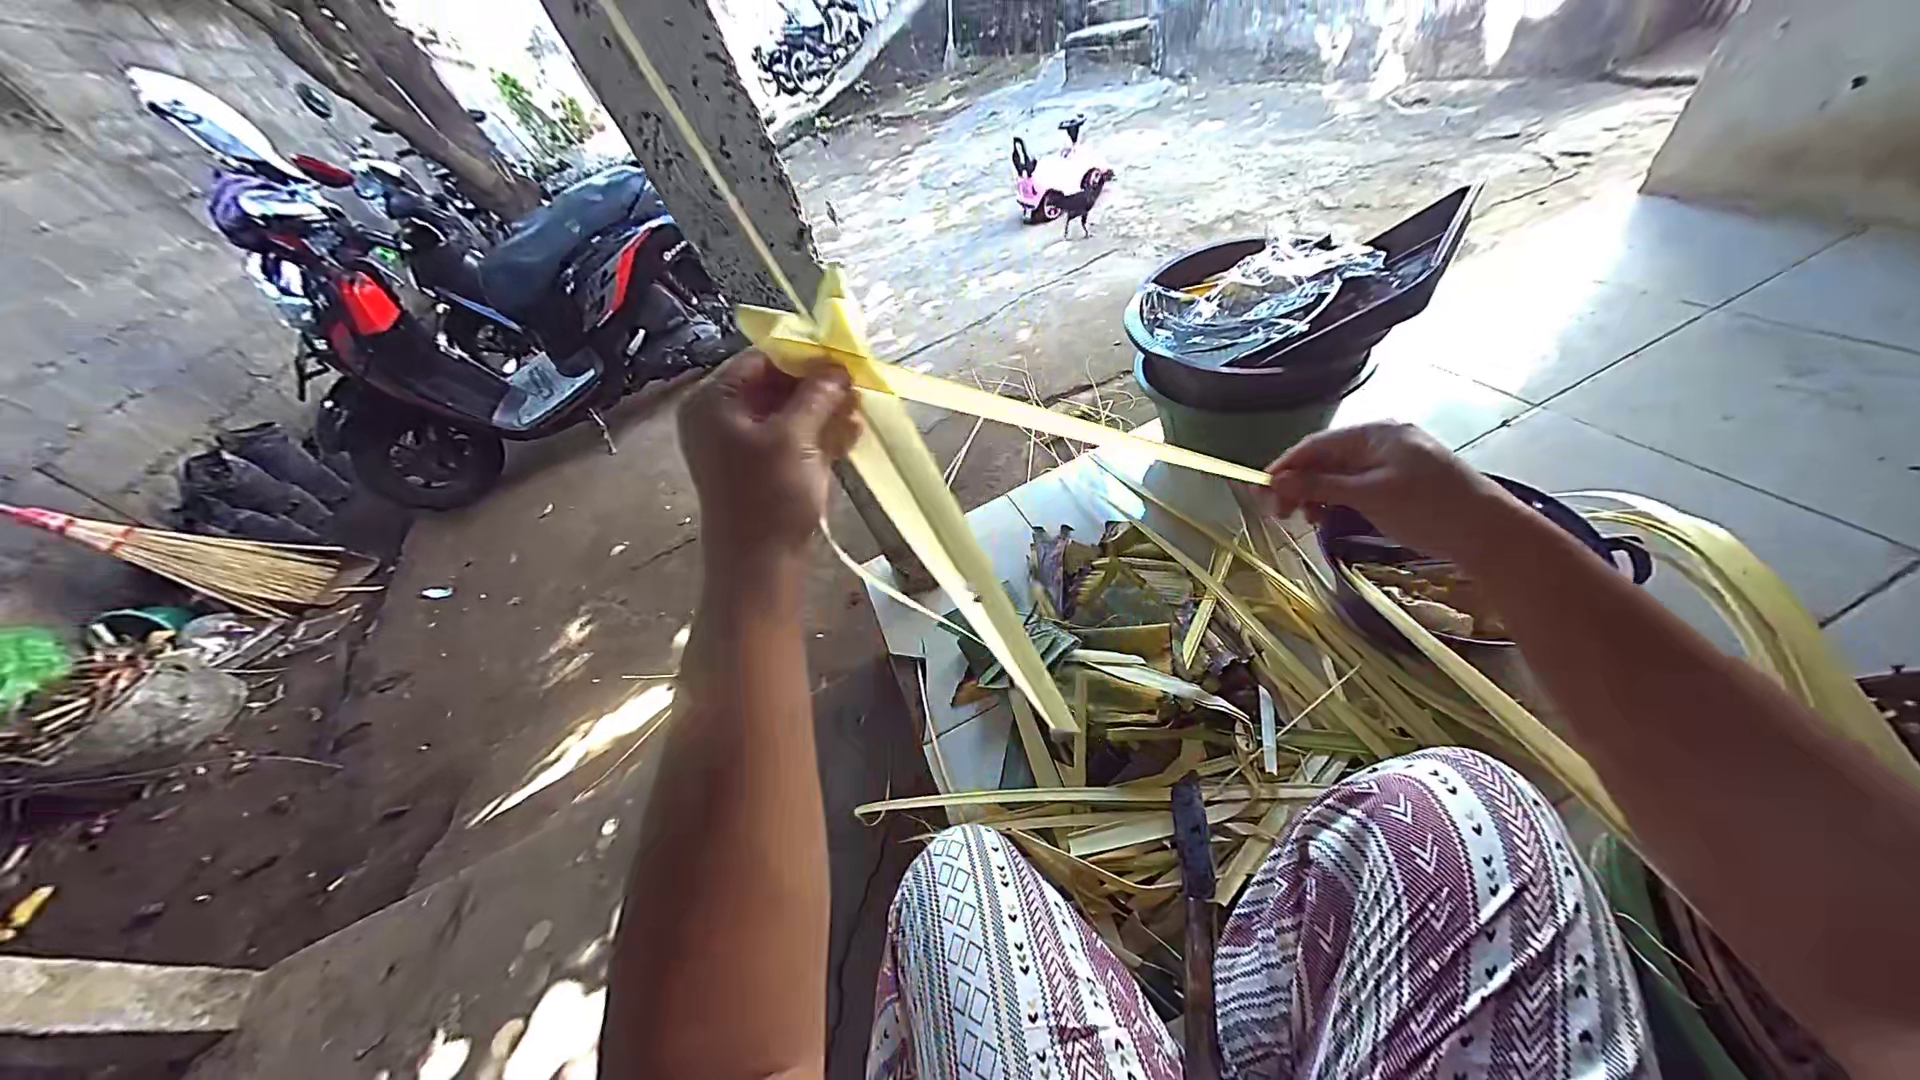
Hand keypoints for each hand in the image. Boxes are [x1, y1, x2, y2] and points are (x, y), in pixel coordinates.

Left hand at [679, 349, 859, 559]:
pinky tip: (851, 434)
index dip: (802, 357)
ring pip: (790, 414)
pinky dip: (821, 435)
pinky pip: (794, 440)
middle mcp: (724, 419)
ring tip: (859, 410)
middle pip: (776, 386)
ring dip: (825, 411)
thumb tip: (838, 367)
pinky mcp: (766, 470)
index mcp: (714, 403)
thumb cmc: (770, 496)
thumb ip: (817, 395)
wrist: (761, 566)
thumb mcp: (795, 437)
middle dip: (818, 387)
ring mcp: (745, 447)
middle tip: (856, 386)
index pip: (760, 361)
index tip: (841, 358)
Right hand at [1263, 422, 1520, 561]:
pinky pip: (1352, 487)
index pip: (1316, 445)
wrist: (1490, 535)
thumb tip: (1276, 480)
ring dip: (1313, 496)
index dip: (1285, 467)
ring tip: (1303, 519)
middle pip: (1323, 460)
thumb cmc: (1429, 508)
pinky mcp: (1396, 483)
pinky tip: (1326, 518)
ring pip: (1335, 476)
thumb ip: (1319, 485)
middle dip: (1297, 484)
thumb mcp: (1368, 495)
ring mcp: (1389, 462)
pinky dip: (1334, 502)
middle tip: (1278, 513)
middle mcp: (1380, 441)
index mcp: (1375, 433)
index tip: (1260, 491)